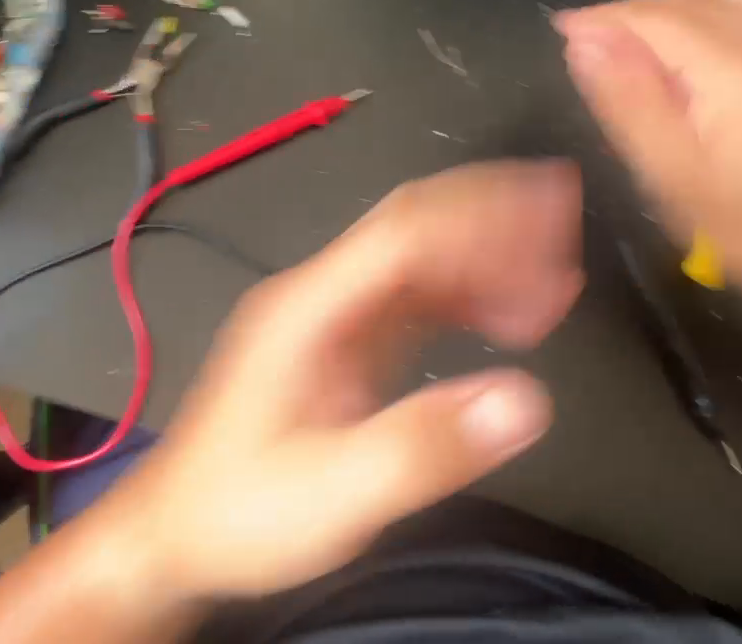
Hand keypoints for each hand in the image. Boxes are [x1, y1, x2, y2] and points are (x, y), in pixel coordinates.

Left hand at [88, 161, 582, 603]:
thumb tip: (525, 399)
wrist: (178, 532)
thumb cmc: (240, 510)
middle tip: (563, 217)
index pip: (402, 236)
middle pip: (409, 229)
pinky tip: (506, 315)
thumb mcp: (333, 492)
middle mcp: (318, 296)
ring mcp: (329, 317)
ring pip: (414, 260)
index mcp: (307, 308)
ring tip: (554, 274)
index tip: (549, 210)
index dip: (479, 217)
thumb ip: (425, 447)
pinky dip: (463, 297)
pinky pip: (410, 301)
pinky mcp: (341, 345)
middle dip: (487, 215)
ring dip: (483, 256)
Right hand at [552, 0, 741, 302]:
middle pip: (686, 2)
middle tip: (596, 51)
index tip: (563, 29)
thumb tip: (582, 41)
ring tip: (637, 37)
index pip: (654, 21)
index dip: (602, 21)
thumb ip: (625, 99)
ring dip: (673, 5)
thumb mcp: (671, 176)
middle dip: (632, 20)